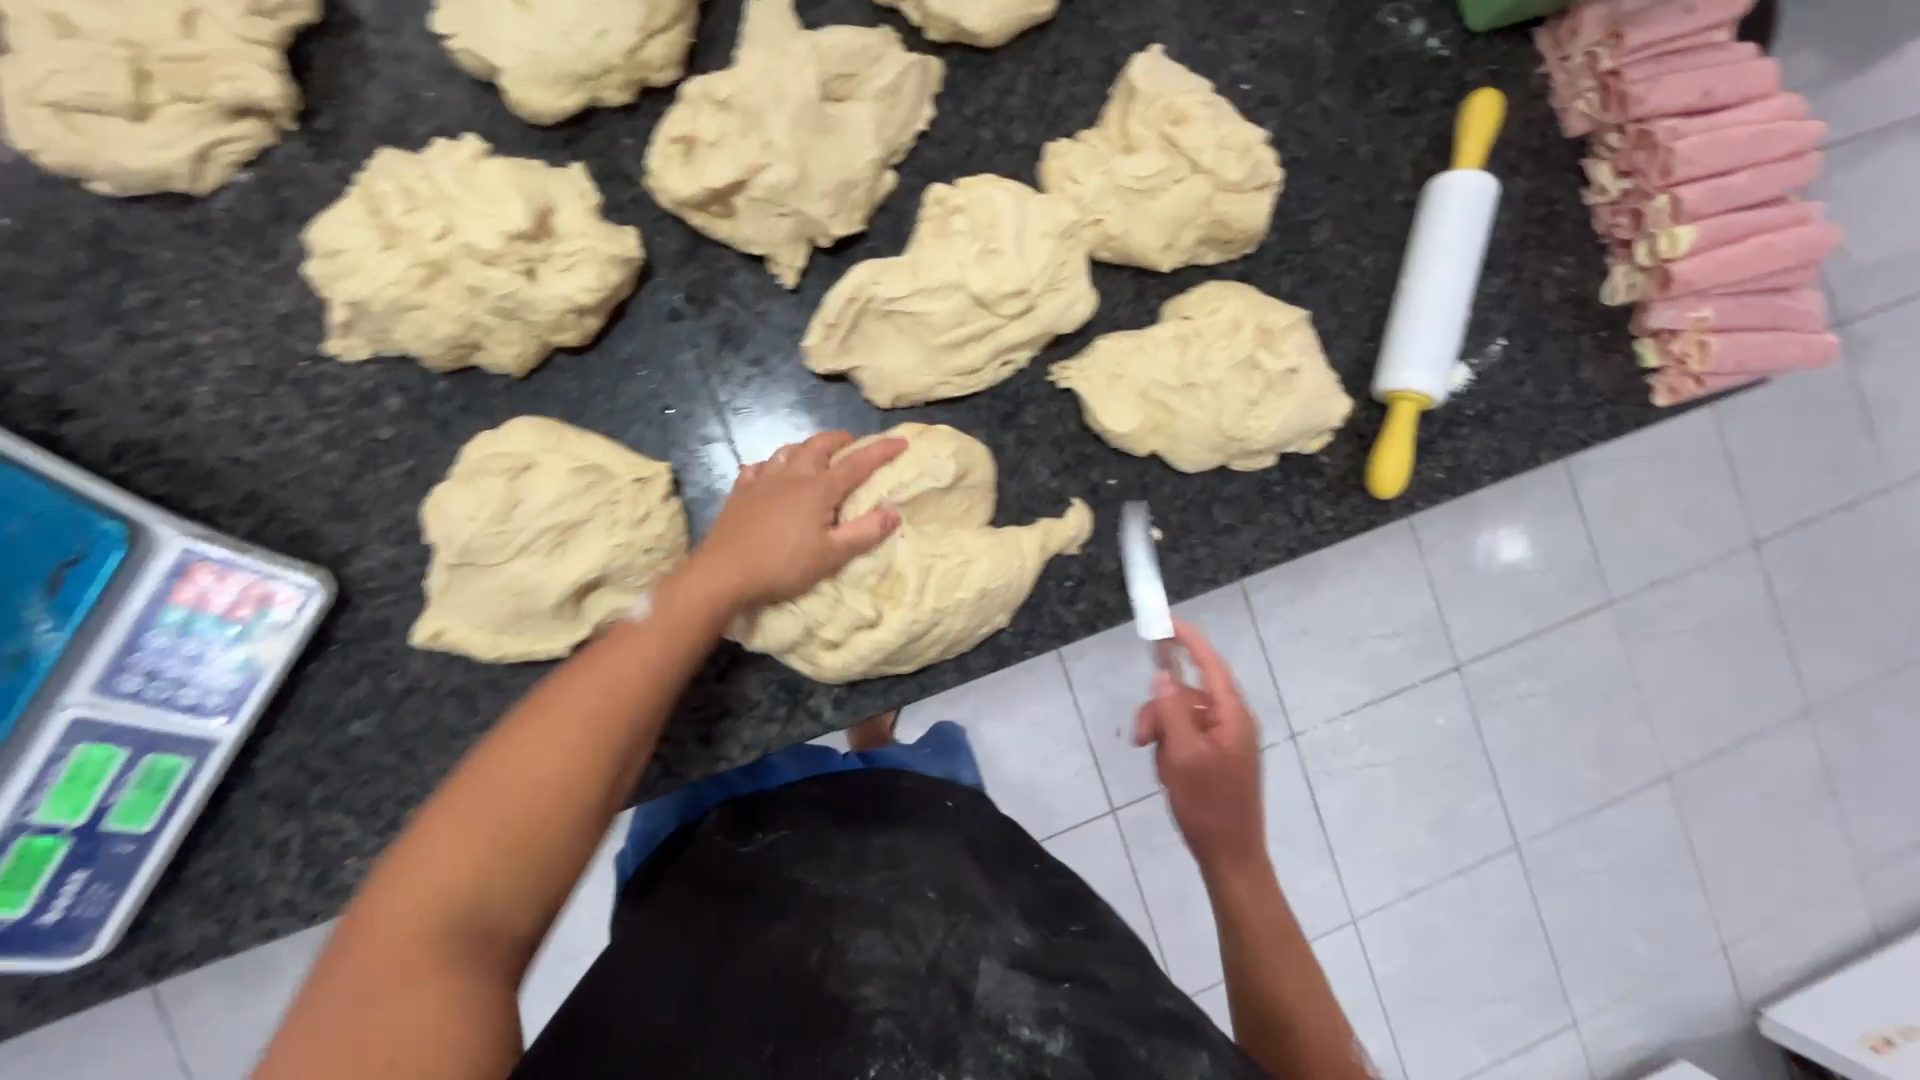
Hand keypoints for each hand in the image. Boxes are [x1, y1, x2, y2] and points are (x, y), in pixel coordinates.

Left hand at [686, 431, 906, 611]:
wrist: (724, 573)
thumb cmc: (783, 566)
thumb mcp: (831, 556)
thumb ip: (865, 533)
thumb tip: (893, 513)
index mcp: (818, 490)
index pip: (857, 463)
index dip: (880, 451)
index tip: (901, 442)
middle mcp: (792, 476)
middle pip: (819, 446)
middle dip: (840, 440)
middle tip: (852, 444)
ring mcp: (762, 481)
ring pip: (788, 451)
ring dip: (807, 447)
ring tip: (815, 453)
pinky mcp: (740, 492)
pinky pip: (758, 467)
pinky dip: (772, 464)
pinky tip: (770, 472)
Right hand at [1133, 621, 1266, 875]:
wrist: (1231, 855)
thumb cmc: (1208, 806)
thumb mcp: (1183, 756)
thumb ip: (1172, 712)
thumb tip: (1163, 675)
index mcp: (1232, 715)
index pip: (1208, 663)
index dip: (1187, 639)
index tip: (1163, 622)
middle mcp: (1232, 720)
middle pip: (1187, 693)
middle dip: (1159, 709)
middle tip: (1139, 738)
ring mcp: (1226, 739)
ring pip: (1182, 716)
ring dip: (1163, 733)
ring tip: (1158, 766)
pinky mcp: (1218, 756)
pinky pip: (1187, 736)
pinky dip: (1171, 748)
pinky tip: (1168, 774)